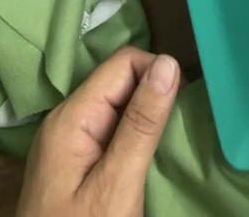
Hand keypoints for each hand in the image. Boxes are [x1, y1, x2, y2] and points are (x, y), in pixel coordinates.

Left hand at [15, 47, 180, 216]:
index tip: (183, 108)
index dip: (158, 75)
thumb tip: (169, 62)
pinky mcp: (75, 165)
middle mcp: (66, 121)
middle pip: (121, 82)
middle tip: (180, 130)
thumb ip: (141, 124)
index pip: (124, 64)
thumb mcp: (116, 186)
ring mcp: (69, 144)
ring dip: (147, 118)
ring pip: (119, 106)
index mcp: (70, 118)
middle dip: (154, 96)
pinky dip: (135, 137)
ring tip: (170, 142)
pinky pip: (111, 131)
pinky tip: (151, 157)